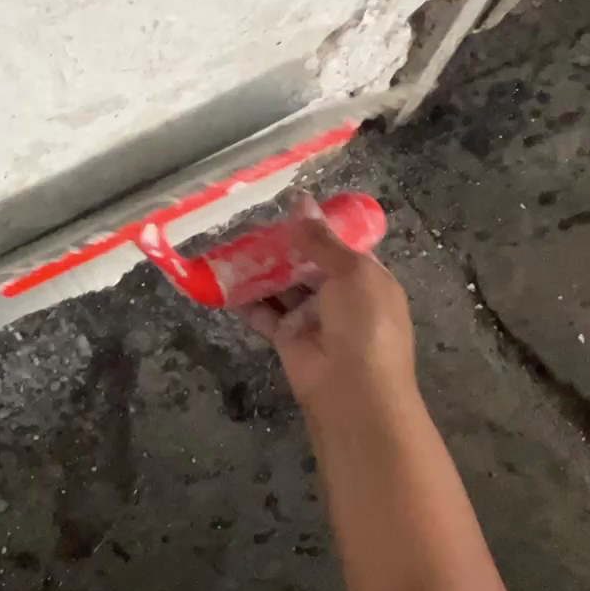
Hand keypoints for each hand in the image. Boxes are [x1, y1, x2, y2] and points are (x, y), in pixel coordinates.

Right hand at [242, 191, 416, 414]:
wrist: (353, 390)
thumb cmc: (365, 324)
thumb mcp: (352, 272)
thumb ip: (322, 240)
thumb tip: (301, 200)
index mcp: (366, 277)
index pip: (339, 246)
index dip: (316, 227)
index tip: (287, 206)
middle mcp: (339, 295)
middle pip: (305, 264)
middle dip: (281, 246)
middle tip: (249, 223)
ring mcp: (312, 317)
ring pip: (282, 286)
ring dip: (260, 268)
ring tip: (231, 244)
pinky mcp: (286, 336)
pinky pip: (263, 312)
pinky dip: (245, 298)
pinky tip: (224, 280)